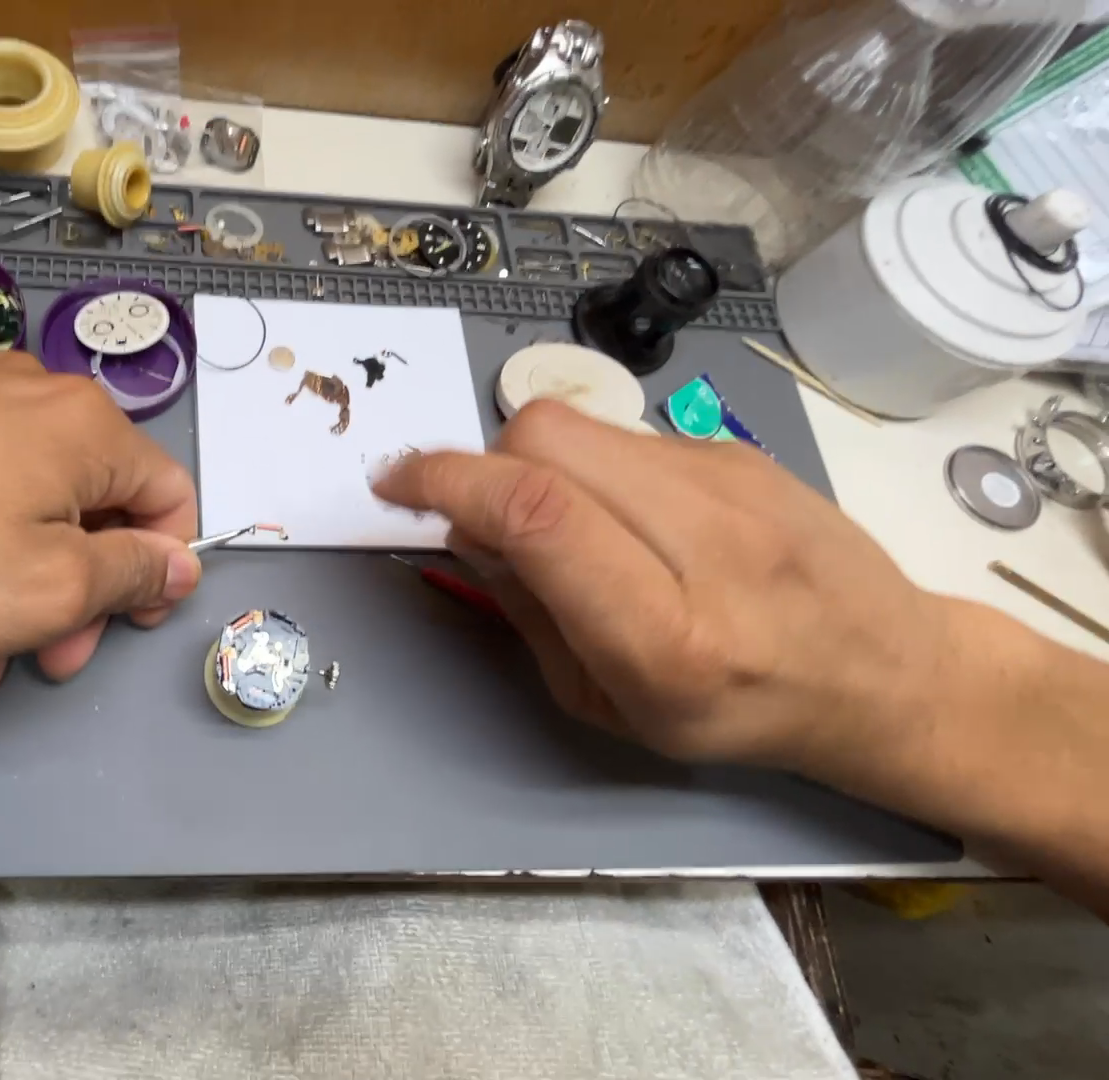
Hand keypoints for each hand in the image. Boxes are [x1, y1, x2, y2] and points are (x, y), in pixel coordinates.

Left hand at [0, 352, 200, 690]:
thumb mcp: (46, 591)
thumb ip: (132, 574)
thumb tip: (180, 560)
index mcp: (83, 423)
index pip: (169, 493)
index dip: (160, 568)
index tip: (119, 626)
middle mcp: (28, 391)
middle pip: (94, 501)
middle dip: (82, 589)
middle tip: (44, 658)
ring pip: (28, 503)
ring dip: (22, 582)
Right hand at [371, 401, 964, 772]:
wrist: (888, 675)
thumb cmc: (729, 713)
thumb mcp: (600, 700)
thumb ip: (525, 610)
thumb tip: (469, 525)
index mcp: (662, 635)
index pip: (537, 517)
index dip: (446, 483)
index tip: (394, 483)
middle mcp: (704, 543)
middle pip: (545, 441)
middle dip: (481, 467)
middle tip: (485, 514)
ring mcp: (731, 482)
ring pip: (573, 424)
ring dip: (527, 463)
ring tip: (554, 516)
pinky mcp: (738, 449)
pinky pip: (616, 433)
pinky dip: (580, 464)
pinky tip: (616, 510)